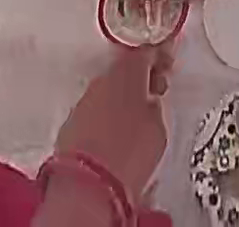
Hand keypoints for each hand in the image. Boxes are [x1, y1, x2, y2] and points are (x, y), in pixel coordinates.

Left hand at [53, 46, 173, 200]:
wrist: (87, 187)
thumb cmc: (129, 152)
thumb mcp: (158, 128)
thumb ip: (154, 107)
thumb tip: (150, 106)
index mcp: (129, 70)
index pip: (147, 52)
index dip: (159, 57)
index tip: (167, 64)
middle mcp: (104, 79)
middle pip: (125, 69)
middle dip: (140, 79)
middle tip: (155, 91)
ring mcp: (85, 100)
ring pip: (108, 90)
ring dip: (122, 99)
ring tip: (136, 119)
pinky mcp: (71, 124)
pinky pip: (94, 111)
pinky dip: (106, 117)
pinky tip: (115, 135)